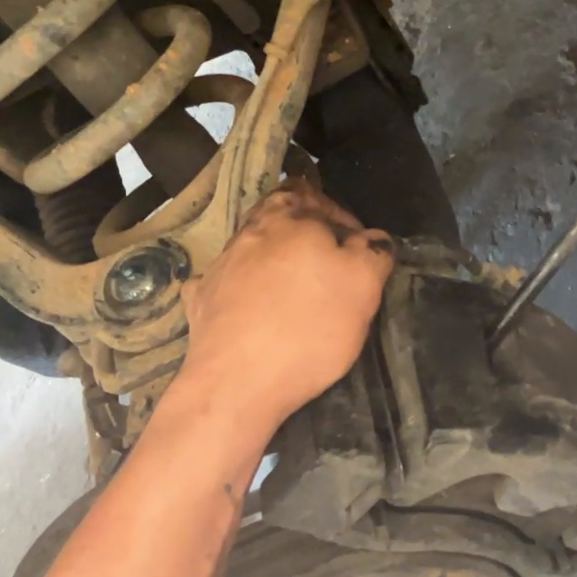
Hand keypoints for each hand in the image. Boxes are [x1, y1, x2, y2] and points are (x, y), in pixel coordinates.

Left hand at [163, 181, 394, 432]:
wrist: (238, 383)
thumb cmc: (309, 326)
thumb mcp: (363, 283)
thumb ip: (374, 251)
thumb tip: (374, 237)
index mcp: (289, 218)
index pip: (313, 193)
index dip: (339, 213)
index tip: (357, 243)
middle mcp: (249, 232)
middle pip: (277, 216)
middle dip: (304, 234)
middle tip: (328, 263)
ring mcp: (219, 267)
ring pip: (252, 248)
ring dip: (274, 260)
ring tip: (296, 289)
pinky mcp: (202, 303)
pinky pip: (224, 282)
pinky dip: (240, 286)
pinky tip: (250, 304)